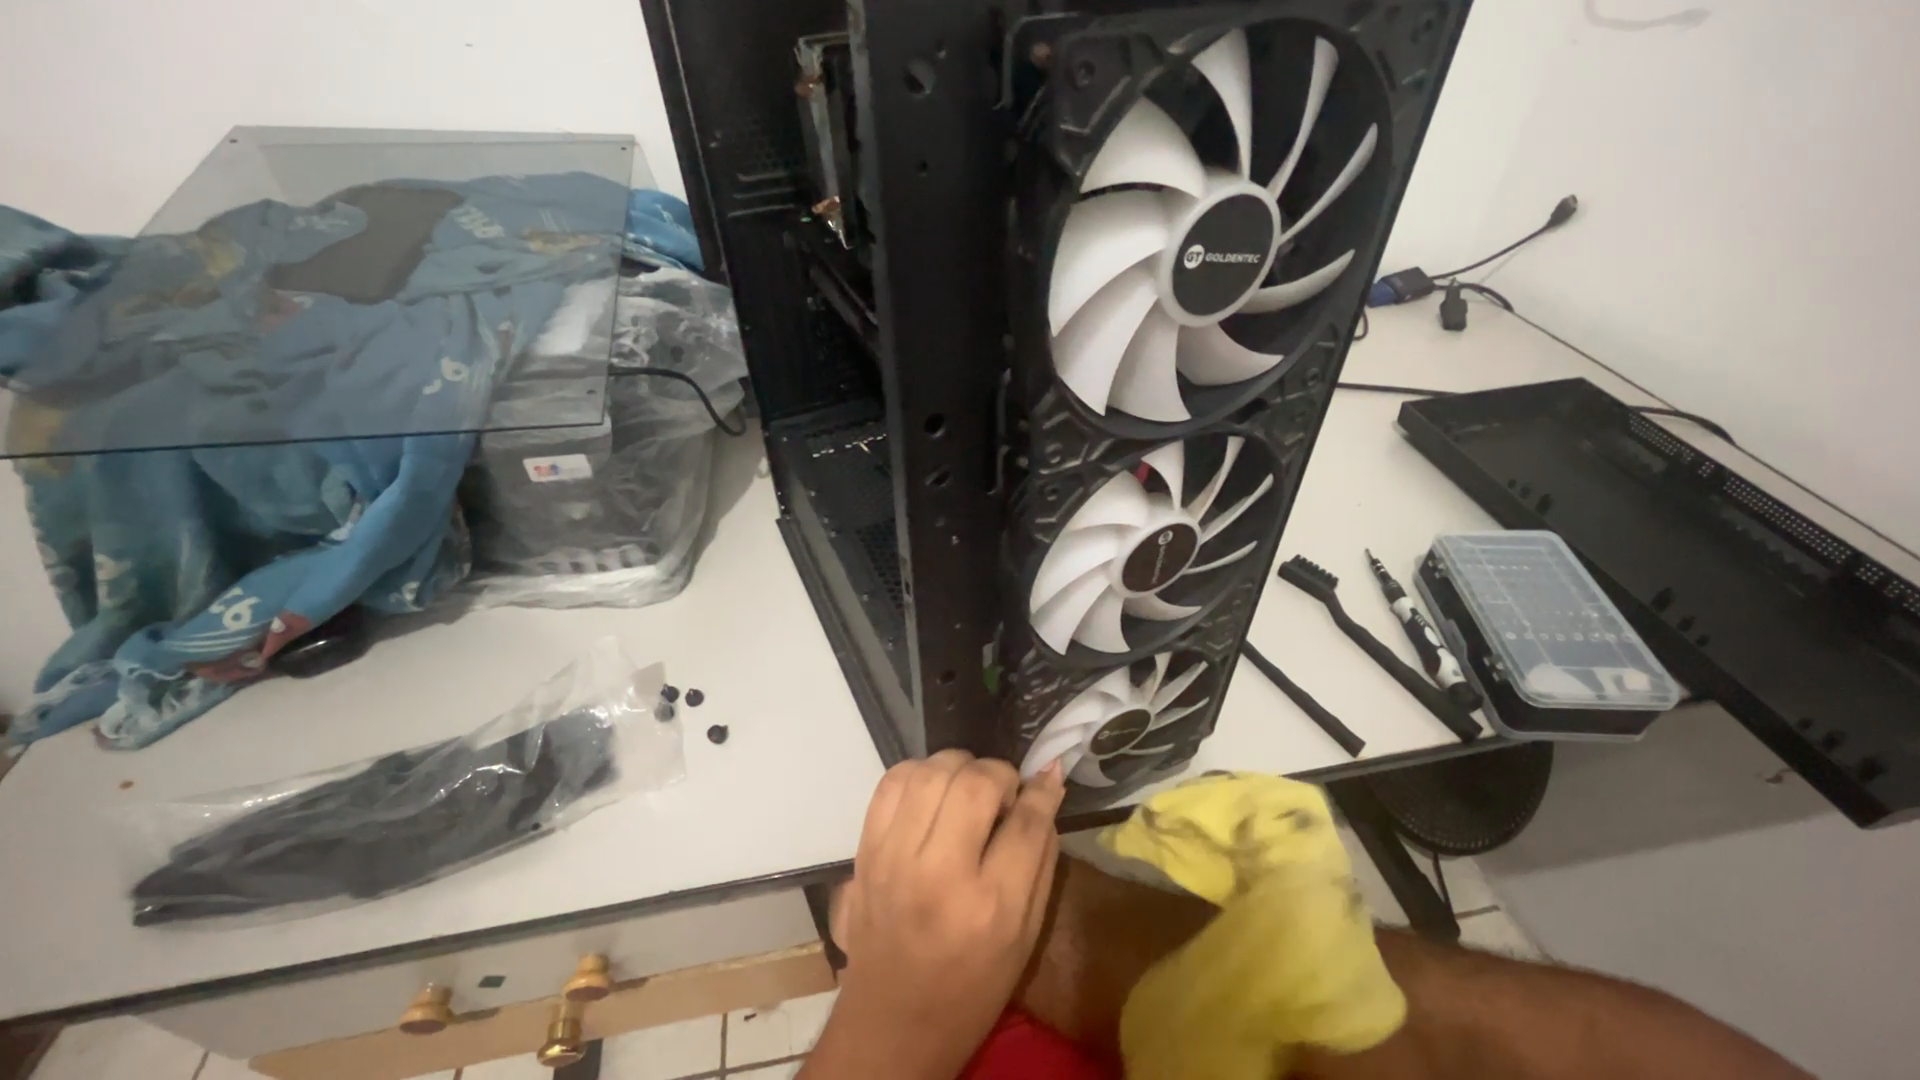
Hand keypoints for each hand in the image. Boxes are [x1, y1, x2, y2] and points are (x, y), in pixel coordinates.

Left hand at [808, 750, 1066, 1079]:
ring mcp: (894, 858)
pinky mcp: (866, 850)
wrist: (893, 1021)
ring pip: (931, 772)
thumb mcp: (1027, 933)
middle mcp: (939, 874)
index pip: (1025, 821)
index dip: (1041, 790)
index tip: (1045, 780)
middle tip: (1004, 793)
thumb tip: (1048, 785)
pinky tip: (933, 793)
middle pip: (975, 783)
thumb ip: (1042, 855)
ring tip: (968, 789)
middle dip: (999, 773)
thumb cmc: (973, 985)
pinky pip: (892, 782)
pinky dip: (919, 773)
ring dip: (959, 767)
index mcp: (991, 906)